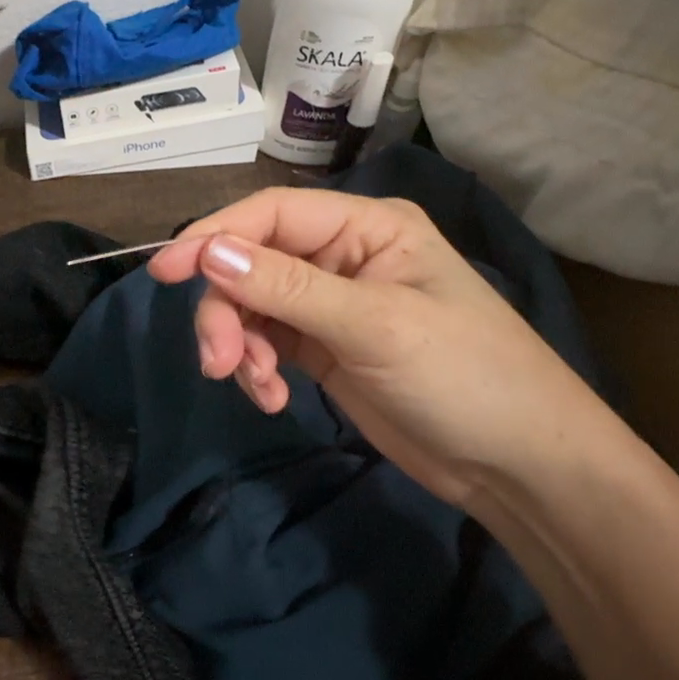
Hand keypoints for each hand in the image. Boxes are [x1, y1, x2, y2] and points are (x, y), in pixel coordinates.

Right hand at [148, 188, 613, 507]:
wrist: (515, 464)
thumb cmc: (465, 377)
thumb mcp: (374, 327)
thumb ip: (288, 289)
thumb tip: (209, 254)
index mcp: (367, 228)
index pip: (271, 215)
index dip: (213, 238)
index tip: (162, 273)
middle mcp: (341, 257)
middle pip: (250, 265)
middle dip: (227, 312)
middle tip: (219, 363)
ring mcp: (328, 305)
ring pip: (249, 307)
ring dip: (239, 346)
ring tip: (255, 387)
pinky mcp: (320, 349)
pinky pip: (263, 344)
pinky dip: (255, 369)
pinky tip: (273, 399)